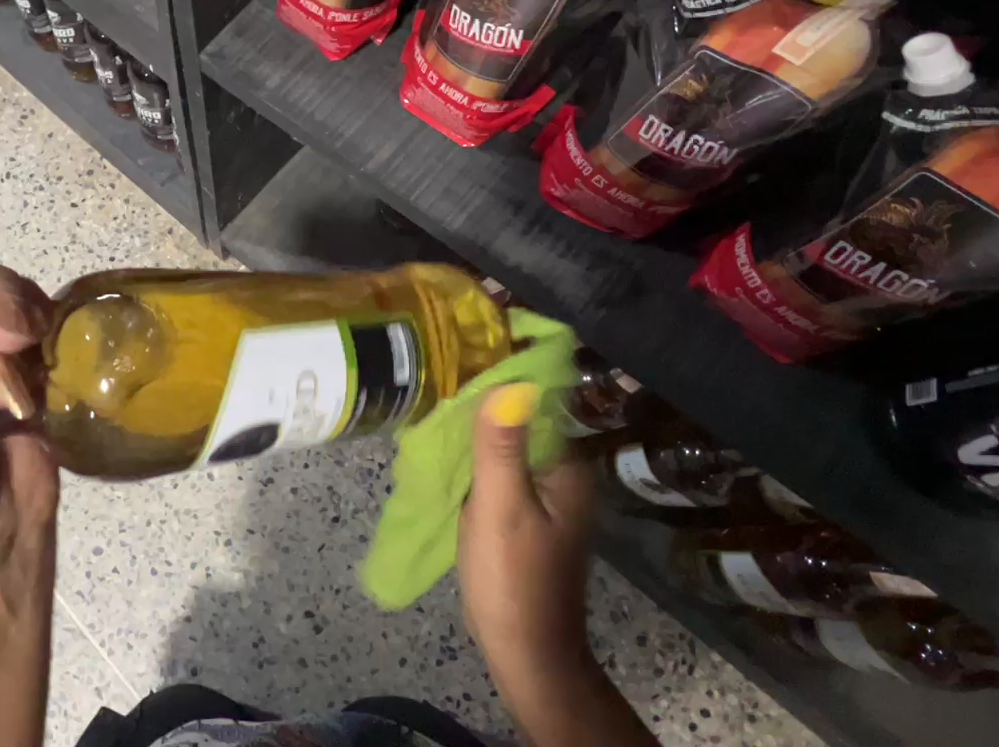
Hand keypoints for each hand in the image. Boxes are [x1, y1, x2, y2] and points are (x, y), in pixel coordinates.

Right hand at [456, 381, 598, 668]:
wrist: (523, 650)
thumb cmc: (513, 577)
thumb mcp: (500, 506)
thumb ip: (501, 446)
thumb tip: (510, 381)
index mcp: (567, 467)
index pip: (536, 400)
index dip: (500, 374)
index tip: (459, 350)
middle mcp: (563, 473)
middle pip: (520, 418)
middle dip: (482, 398)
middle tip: (435, 372)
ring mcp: (544, 493)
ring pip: (506, 443)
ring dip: (474, 427)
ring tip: (431, 400)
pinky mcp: (525, 510)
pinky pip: (499, 467)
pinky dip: (473, 455)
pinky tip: (442, 447)